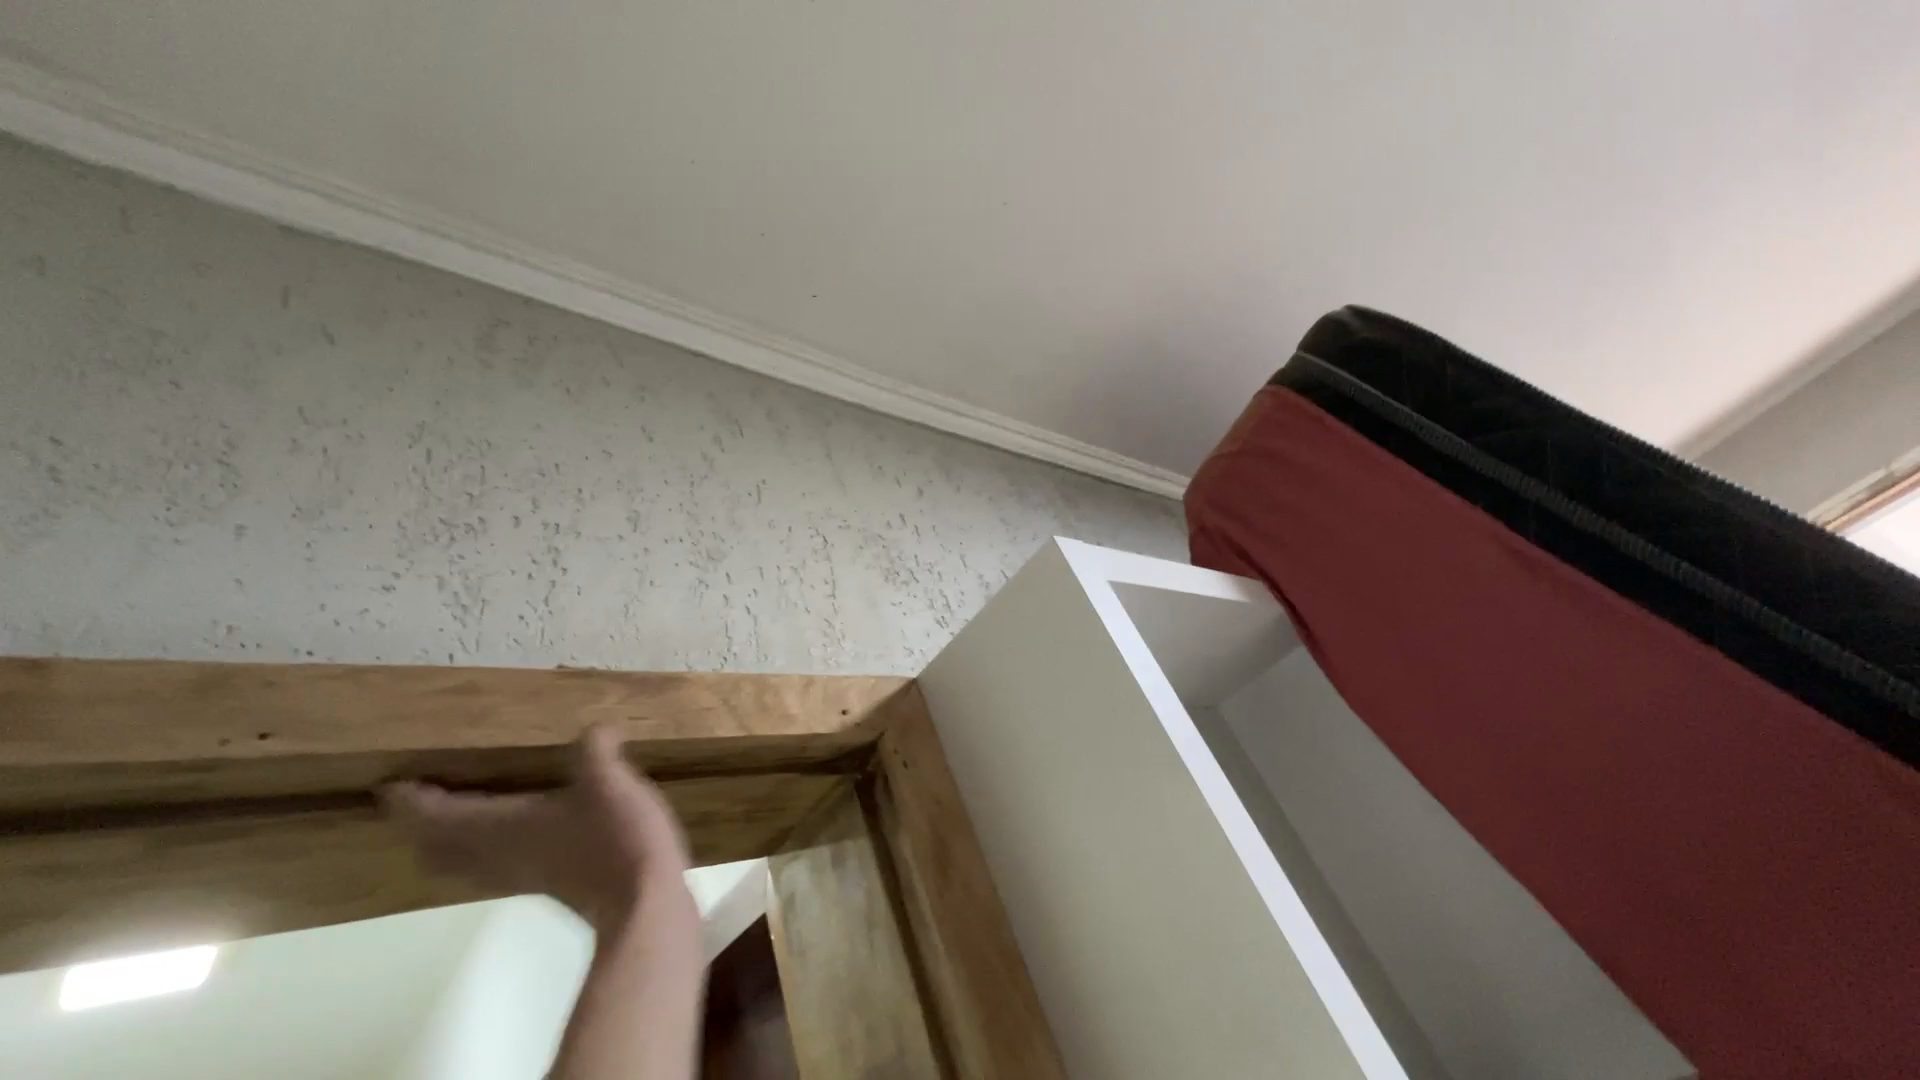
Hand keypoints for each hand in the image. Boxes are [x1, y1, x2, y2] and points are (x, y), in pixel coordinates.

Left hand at [382, 724, 695, 934]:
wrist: (644, 906)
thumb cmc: (615, 840)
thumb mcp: (609, 781)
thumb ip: (595, 750)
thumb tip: (596, 730)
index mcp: (499, 827)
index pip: (433, 816)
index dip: (409, 801)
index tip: (391, 785)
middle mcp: (496, 856)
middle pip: (436, 848)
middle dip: (424, 824)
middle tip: (425, 796)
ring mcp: (520, 876)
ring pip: (462, 862)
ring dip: (451, 841)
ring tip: (465, 811)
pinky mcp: (545, 885)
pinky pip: (492, 866)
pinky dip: (486, 849)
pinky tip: (520, 831)